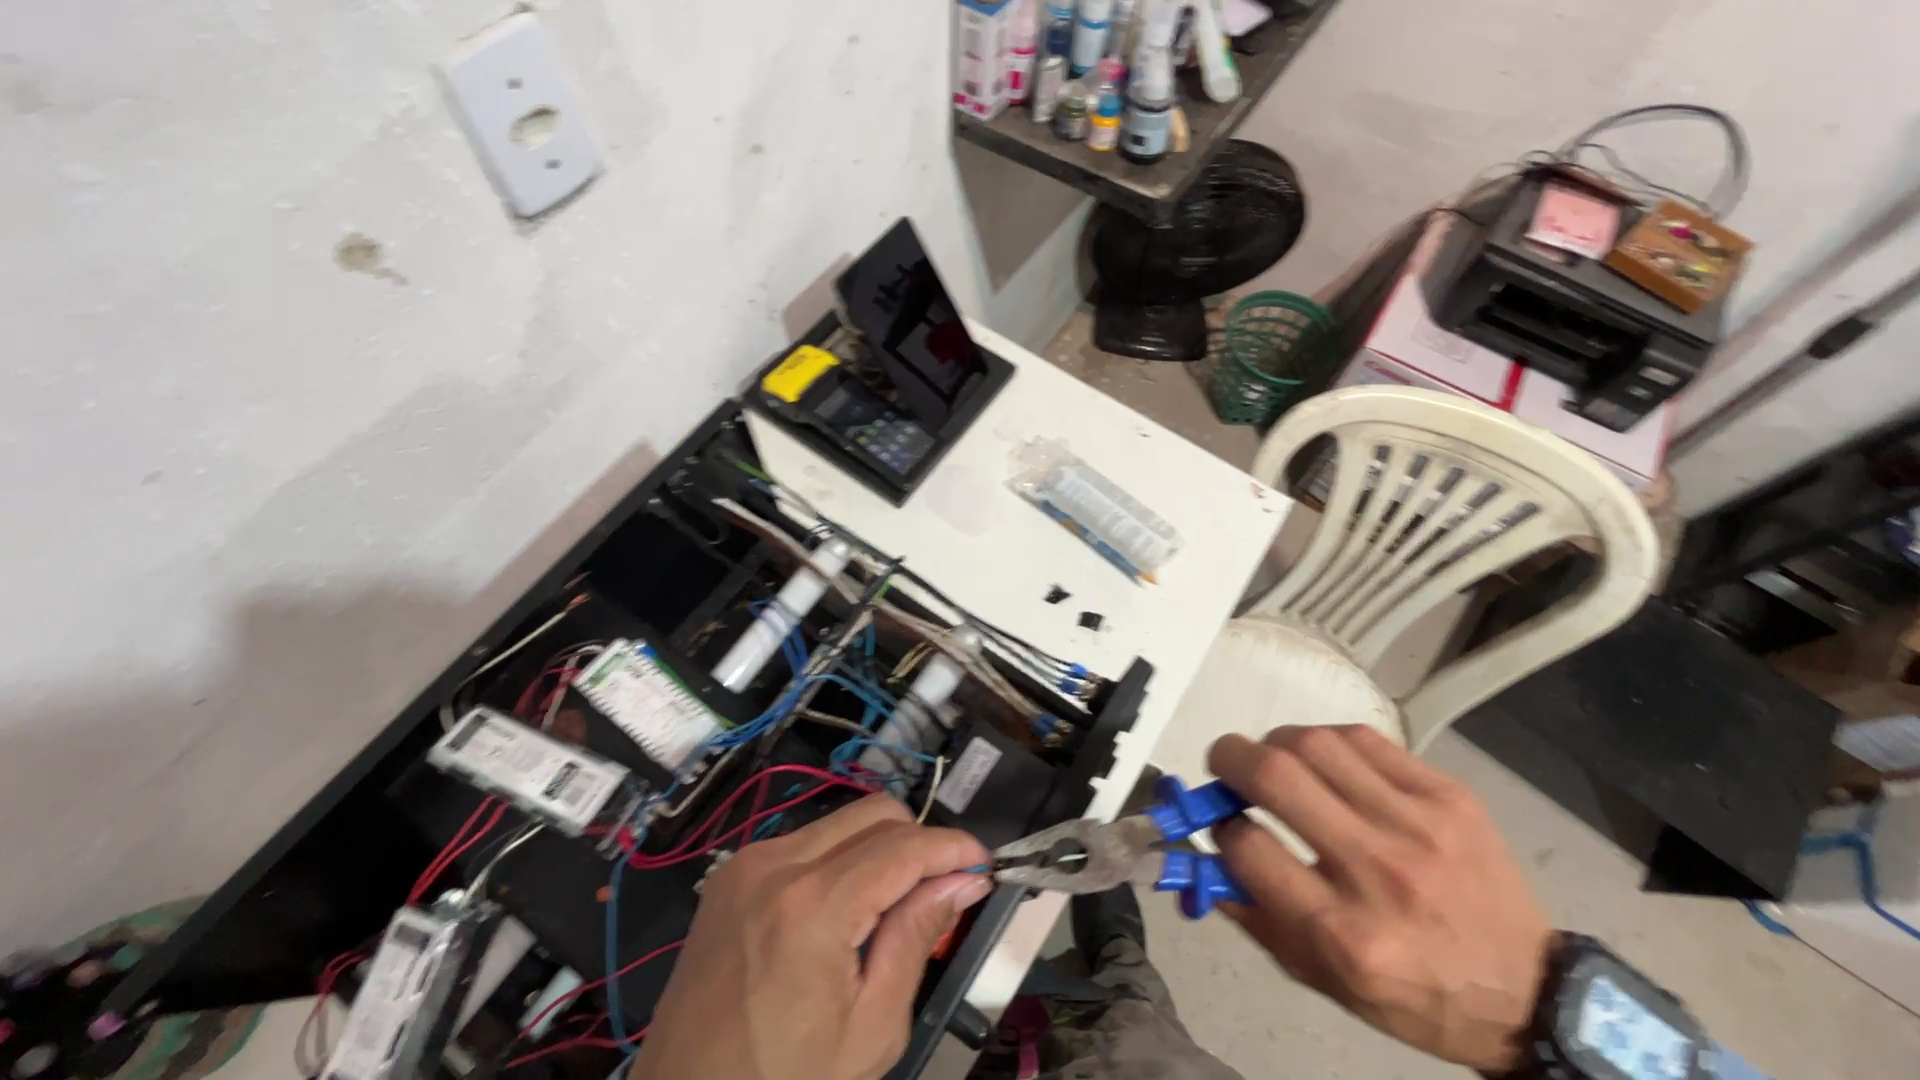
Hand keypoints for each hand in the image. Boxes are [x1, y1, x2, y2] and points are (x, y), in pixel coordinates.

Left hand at [631, 794, 992, 1079]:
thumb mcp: (871, 1027)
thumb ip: (916, 938)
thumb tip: (962, 881)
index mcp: (813, 905)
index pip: (904, 846)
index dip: (953, 848)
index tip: (985, 865)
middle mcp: (776, 864)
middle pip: (875, 813)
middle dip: (920, 839)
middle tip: (944, 886)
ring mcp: (746, 864)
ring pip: (840, 821)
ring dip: (881, 846)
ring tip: (897, 902)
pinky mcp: (730, 875)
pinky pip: (805, 841)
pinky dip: (841, 856)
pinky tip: (848, 907)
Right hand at [1207, 727, 1552, 1074]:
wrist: (1527, 992)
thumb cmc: (1411, 995)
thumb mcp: (1320, 978)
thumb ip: (1252, 915)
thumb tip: (1201, 856)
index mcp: (1343, 933)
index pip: (1248, 846)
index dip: (1220, 827)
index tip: (1224, 826)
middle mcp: (1379, 872)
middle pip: (1276, 777)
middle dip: (1230, 759)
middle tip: (1224, 765)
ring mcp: (1420, 826)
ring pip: (1316, 744)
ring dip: (1276, 743)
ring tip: (1275, 760)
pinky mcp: (1449, 796)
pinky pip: (1365, 740)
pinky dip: (1327, 741)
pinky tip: (1325, 762)